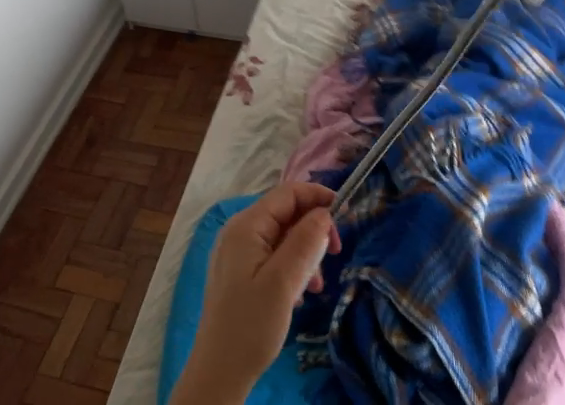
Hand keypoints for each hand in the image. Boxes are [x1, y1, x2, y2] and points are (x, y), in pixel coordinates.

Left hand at [171, 182, 341, 404]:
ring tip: (316, 285)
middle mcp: (238, 232)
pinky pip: (273, 256)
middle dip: (313, 230)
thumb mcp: (284, 281)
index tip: (345, 217)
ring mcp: (237, 253)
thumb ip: (305, 241)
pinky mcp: (240, 273)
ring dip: (305, 253)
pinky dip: (292, 267)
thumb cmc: (251, 325)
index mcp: (246, 226)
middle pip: (285, 213)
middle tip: (333, 256)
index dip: (318, 197)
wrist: (219, 372)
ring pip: (282, 236)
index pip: (288, 193)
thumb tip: (324, 212)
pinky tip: (299, 294)